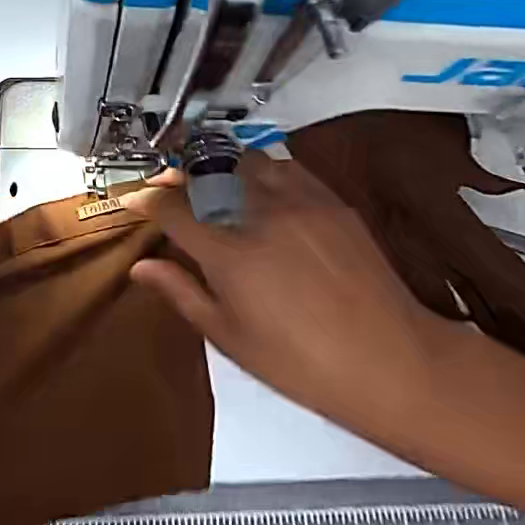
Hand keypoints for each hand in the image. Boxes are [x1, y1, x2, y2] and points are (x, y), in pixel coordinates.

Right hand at [122, 155, 457, 433]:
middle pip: (208, 173)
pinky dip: (266, 171)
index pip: (172, 209)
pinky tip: (265, 192)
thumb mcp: (229, 336)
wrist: (389, 360)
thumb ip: (182, 292)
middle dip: (182, 177)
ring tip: (219, 187)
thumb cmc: (300, 362)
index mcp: (229, 254)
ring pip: (249, 161)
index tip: (135, 198)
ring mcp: (301, 203)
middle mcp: (261, 216)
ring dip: (225, 168)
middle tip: (174, 190)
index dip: (146, 200)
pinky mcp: (332, 201)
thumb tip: (142, 267)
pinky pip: (290, 167)